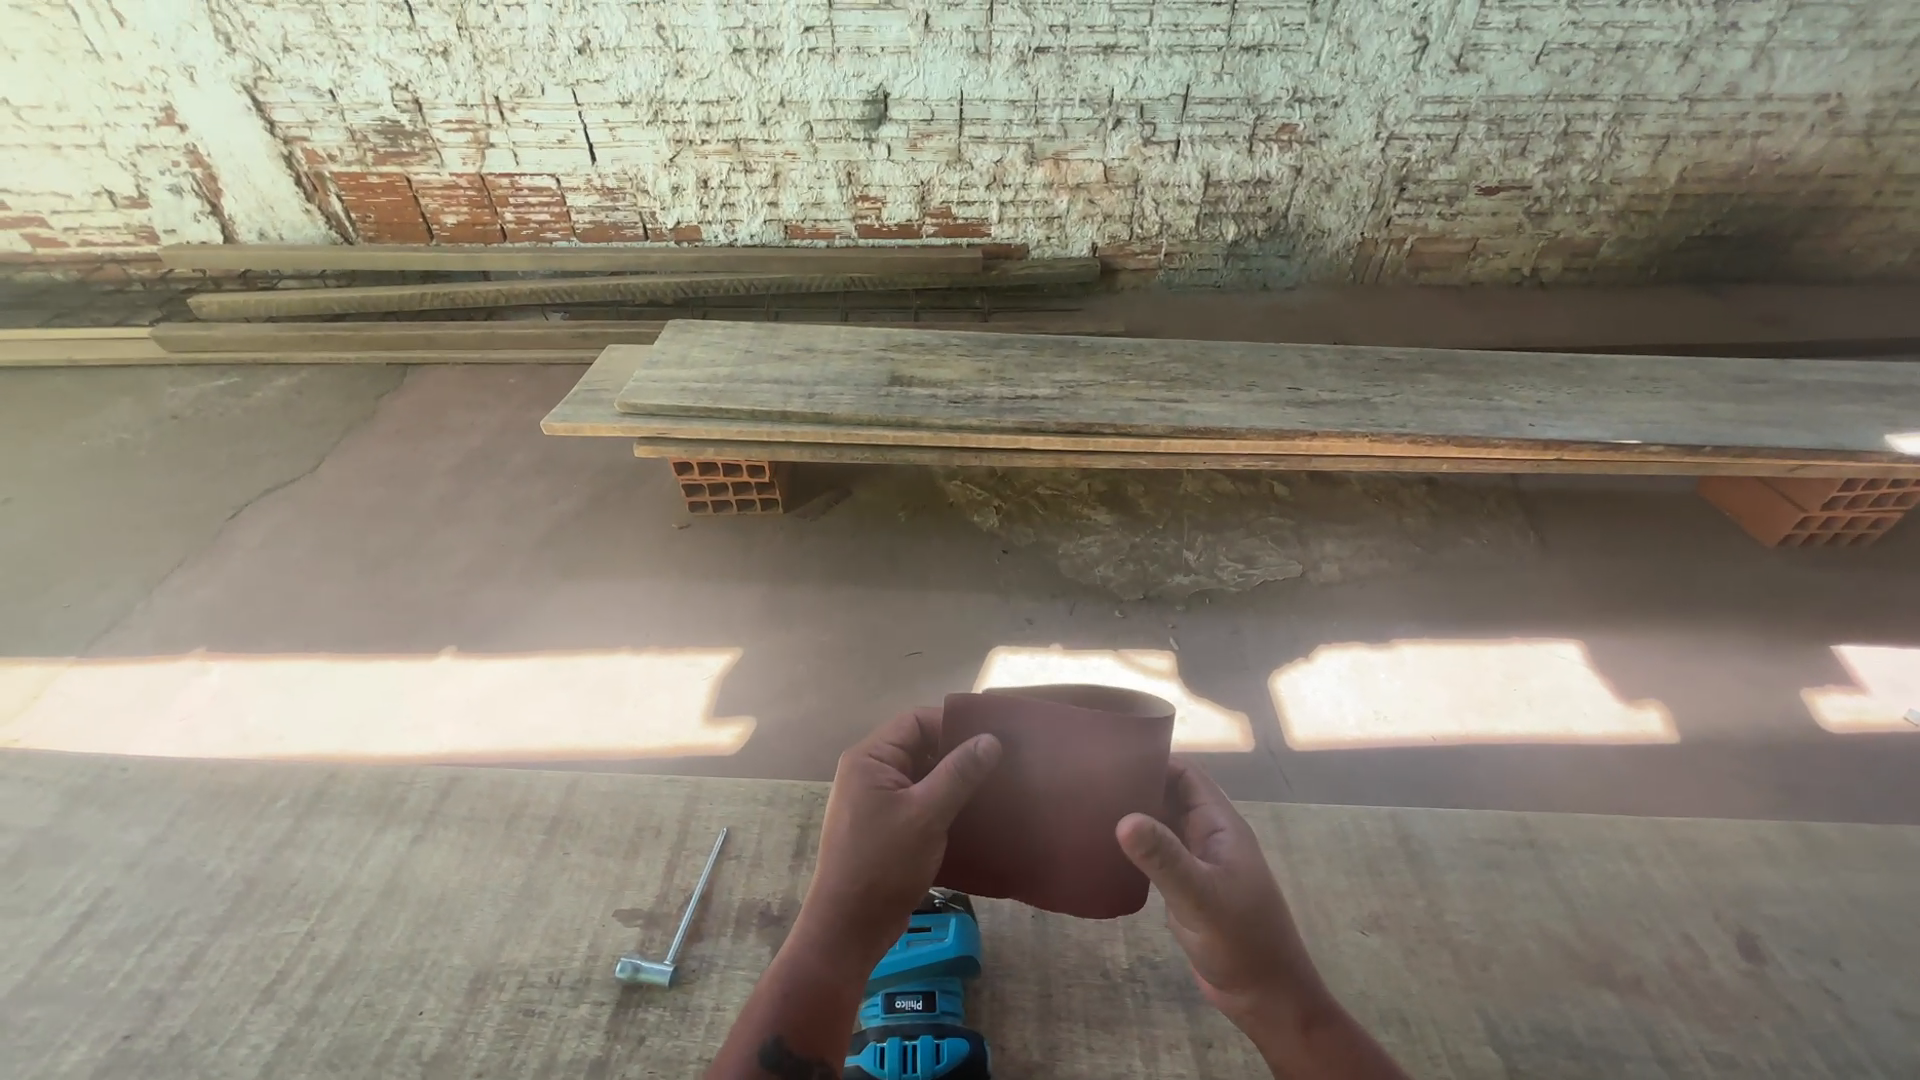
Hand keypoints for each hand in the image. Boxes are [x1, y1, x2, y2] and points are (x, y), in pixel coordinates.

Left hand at [797, 708, 1001, 970]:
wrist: (850, 929)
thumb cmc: (883, 864)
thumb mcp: (926, 814)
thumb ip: (959, 773)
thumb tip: (991, 739)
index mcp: (870, 758)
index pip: (915, 721)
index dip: (952, 724)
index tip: (991, 736)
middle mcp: (870, 772)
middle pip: (920, 746)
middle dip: (958, 752)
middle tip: (1000, 760)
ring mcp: (878, 801)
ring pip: (923, 775)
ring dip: (955, 780)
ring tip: (996, 785)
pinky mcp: (888, 827)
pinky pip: (921, 801)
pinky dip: (946, 803)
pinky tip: (976, 814)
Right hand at [1115, 759, 1331, 1024]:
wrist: (1266, 1000)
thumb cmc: (1242, 941)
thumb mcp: (1200, 897)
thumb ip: (1164, 858)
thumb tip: (1123, 818)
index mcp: (1220, 826)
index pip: (1186, 775)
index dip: (1154, 760)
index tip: (1111, 757)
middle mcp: (1209, 837)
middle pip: (1170, 795)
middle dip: (1136, 785)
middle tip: (1089, 780)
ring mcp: (1197, 863)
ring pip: (1162, 825)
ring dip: (1134, 815)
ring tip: (1088, 808)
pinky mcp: (1185, 889)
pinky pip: (1157, 855)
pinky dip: (1134, 847)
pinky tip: (1104, 851)